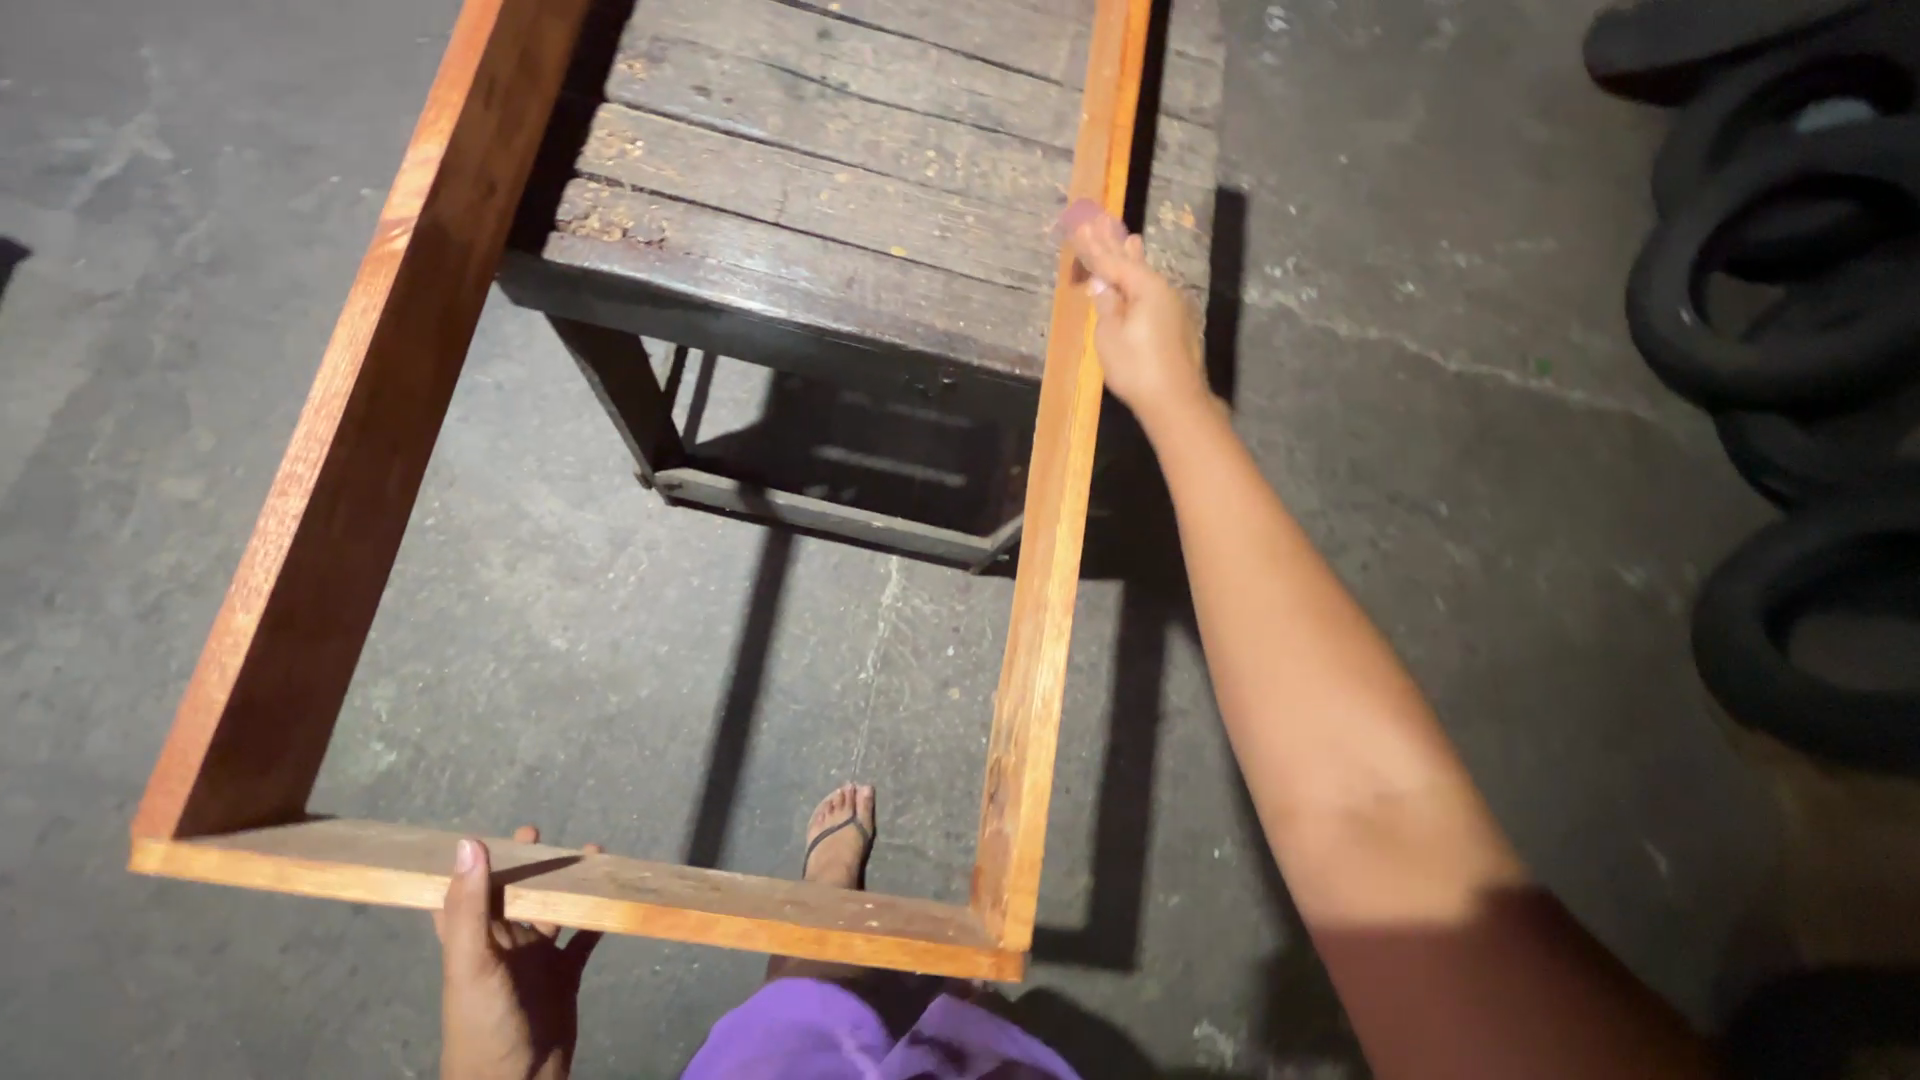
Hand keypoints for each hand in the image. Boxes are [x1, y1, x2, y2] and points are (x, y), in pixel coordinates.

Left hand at [435, 827, 601, 1079]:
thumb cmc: (484, 1023)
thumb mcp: (473, 963)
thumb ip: (471, 905)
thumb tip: (468, 842)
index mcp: (472, 941)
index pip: (464, 893)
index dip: (470, 865)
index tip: (481, 832)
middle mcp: (503, 945)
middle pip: (515, 894)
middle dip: (526, 865)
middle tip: (539, 832)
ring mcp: (536, 959)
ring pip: (553, 909)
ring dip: (569, 883)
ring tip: (592, 852)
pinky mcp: (565, 974)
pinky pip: (584, 936)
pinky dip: (598, 914)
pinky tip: (615, 892)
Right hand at [1069, 215, 1209, 423]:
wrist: (1174, 400)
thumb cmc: (1137, 368)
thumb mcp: (1111, 336)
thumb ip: (1107, 306)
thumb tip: (1102, 285)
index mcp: (1145, 288)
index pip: (1113, 263)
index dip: (1095, 247)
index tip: (1082, 226)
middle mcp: (1162, 291)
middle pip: (1132, 264)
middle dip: (1114, 245)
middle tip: (1101, 220)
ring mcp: (1173, 308)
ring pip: (1146, 277)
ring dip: (1133, 260)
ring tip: (1130, 239)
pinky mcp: (1176, 326)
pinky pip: (1152, 293)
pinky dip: (1140, 282)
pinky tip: (1140, 280)